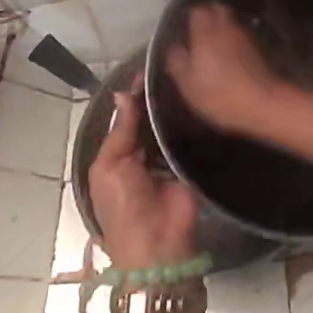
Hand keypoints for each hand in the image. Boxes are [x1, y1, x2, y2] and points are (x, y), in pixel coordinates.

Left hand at [88, 77, 198, 269]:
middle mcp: (141, 154)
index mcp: (115, 156)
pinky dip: (192, 124)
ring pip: (168, 128)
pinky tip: (202, 101)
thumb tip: (122, 93)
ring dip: (174, 111)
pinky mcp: (189, 164)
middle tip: (173, 70)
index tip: (148, 70)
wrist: (159, 243)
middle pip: (147, 121)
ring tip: (189, 79)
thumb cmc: (124, 206)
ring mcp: (166, 159)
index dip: (133, 97)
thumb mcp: (110, 167)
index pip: (124, 119)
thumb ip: (119, 131)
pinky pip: (189, 140)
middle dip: (155, 101)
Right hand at [165, 3, 280, 134]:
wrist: (263, 102)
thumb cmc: (220, 95)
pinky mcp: (258, 47)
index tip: (184, 26)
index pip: (198, 10)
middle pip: (218, 10)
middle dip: (208, 16)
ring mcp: (245, 36)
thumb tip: (173, 48)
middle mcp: (226, 28)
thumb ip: (178, 62)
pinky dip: (234, 40)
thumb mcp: (189, 85)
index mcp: (206, 34)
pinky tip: (230, 56)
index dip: (190, 15)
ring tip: (214, 45)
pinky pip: (242, 35)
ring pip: (231, 22)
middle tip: (199, 32)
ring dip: (222, 28)